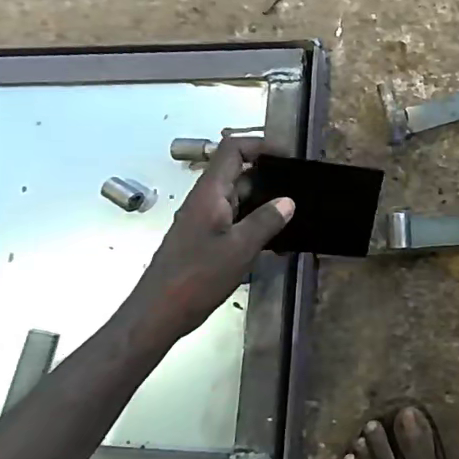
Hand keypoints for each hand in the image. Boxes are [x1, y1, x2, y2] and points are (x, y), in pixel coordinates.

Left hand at [130, 136, 293, 343]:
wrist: (158, 313)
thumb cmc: (197, 277)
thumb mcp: (240, 248)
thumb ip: (266, 221)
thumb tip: (288, 201)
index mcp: (210, 193)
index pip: (232, 150)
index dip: (260, 145)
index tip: (288, 156)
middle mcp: (206, 201)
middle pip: (238, 173)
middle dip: (270, 175)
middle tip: (300, 186)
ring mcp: (205, 221)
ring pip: (239, 198)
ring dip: (265, 202)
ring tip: (295, 213)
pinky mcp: (206, 240)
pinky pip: (235, 220)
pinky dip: (256, 223)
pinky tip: (277, 241)